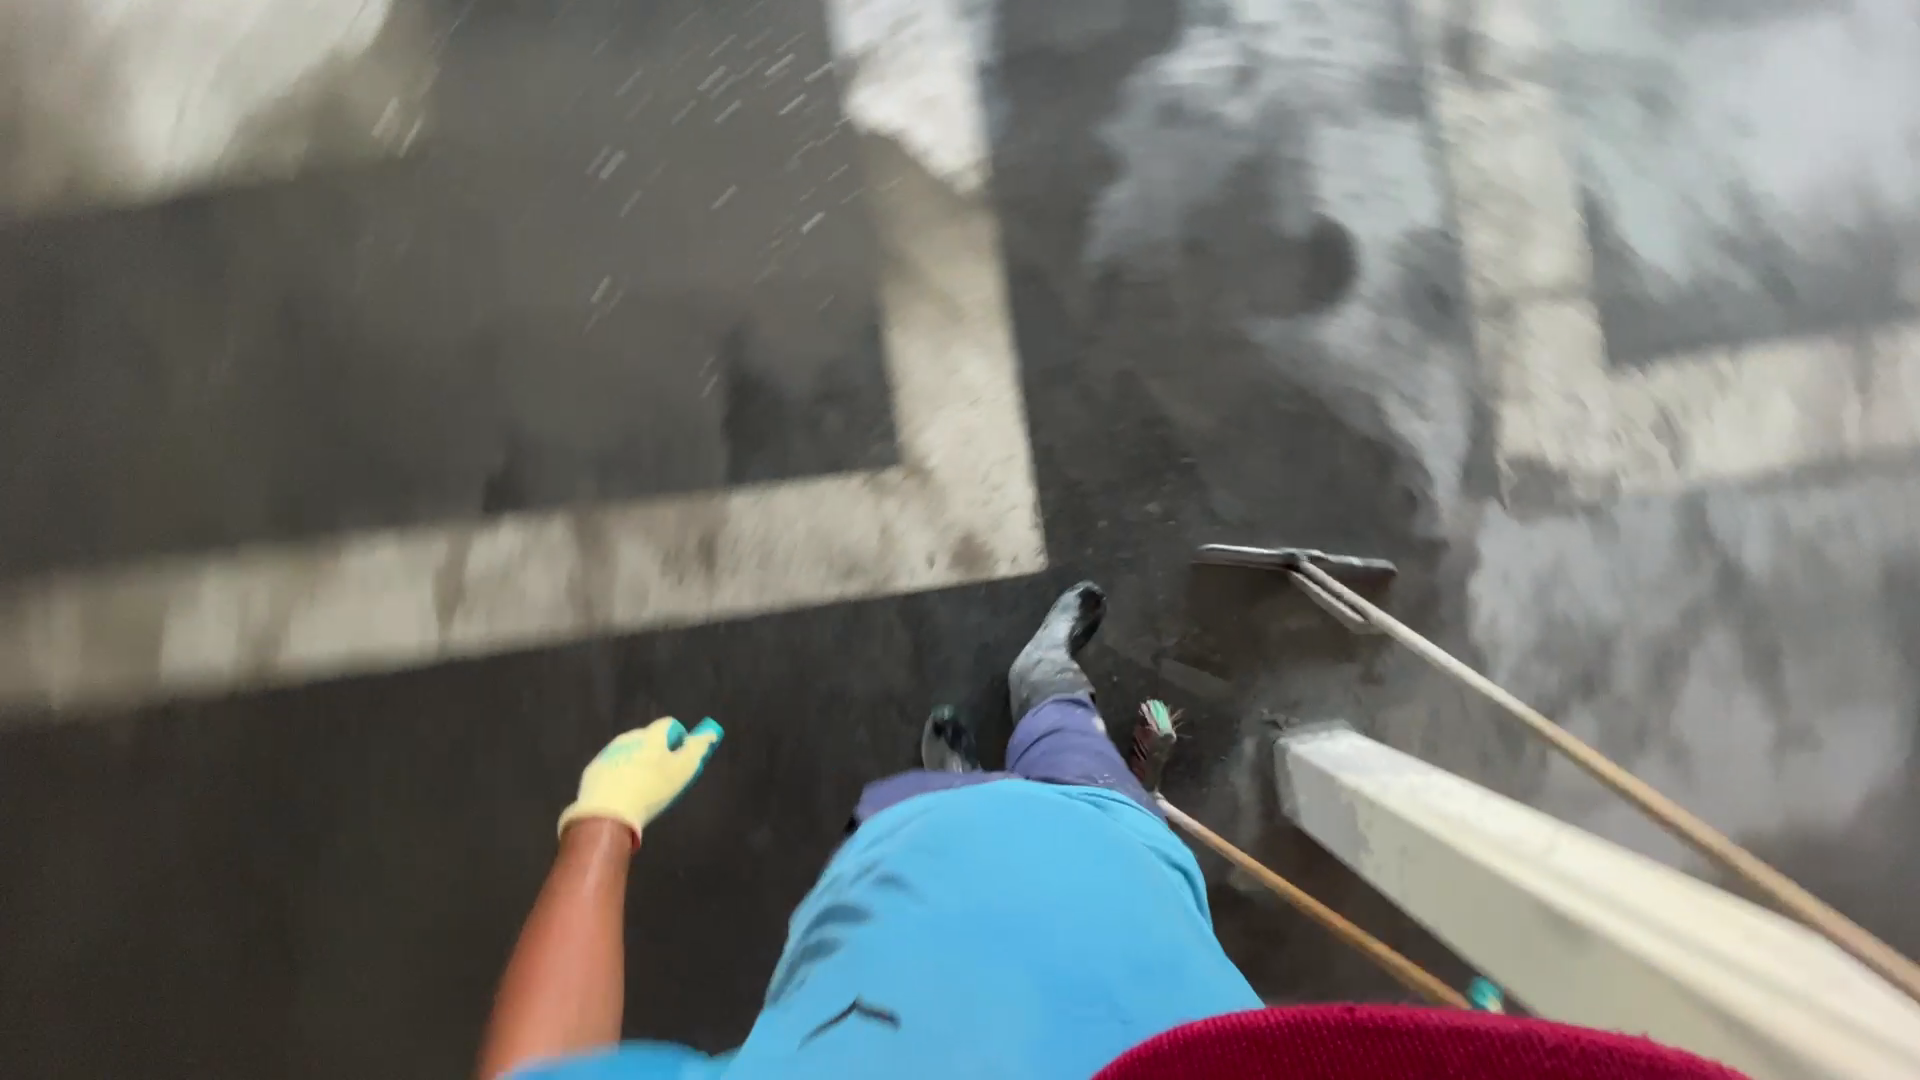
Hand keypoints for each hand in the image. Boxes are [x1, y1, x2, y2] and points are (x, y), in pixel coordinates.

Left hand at [558, 717, 723, 842]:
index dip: (678, 737)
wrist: (607, 814)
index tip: (680, 756)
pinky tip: (621, 794)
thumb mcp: (683, 771)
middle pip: (647, 737)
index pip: (669, 724)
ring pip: (628, 751)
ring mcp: (608, 753)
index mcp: (652, 736)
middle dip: (656, 750)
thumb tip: (708, 734)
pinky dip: (618, 774)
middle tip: (661, 774)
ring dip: (636, 761)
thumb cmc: (652, 789)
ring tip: (640, 786)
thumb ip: (697, 749)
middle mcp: (629, 737)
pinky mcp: (592, 770)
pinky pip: (611, 766)